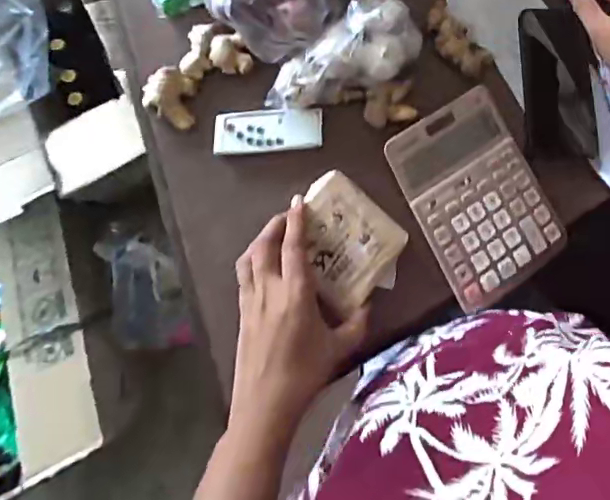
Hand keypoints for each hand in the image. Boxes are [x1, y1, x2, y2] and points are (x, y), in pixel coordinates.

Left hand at [229, 197, 369, 445]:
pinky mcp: (241, 315)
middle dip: (276, 224)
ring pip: (249, 258)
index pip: (293, 246)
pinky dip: (252, 261)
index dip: (296, 220)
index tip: (299, 201)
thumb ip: (356, 324)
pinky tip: (262, 268)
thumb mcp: (338, 349)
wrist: (263, 408)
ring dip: (260, 240)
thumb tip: (368, 304)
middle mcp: (270, 290)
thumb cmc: (304, 375)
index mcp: (295, 293)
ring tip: (273, 235)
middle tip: (289, 215)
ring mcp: (251, 302)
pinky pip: (243, 276)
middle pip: (265, 245)